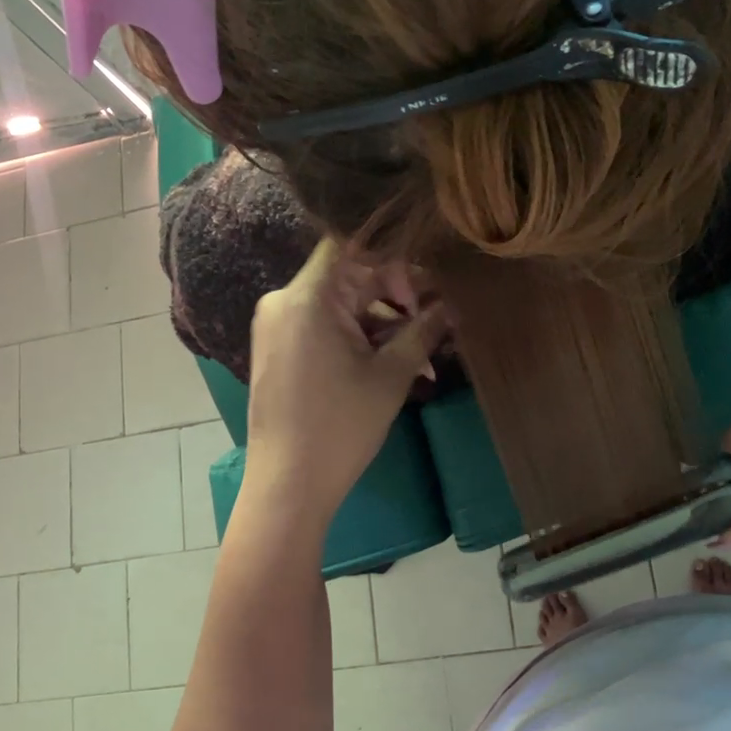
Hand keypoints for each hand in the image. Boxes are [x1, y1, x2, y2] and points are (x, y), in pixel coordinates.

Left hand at [244, 239, 447, 509]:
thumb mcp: (391, 375)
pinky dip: (360, 341)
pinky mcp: (281, 352)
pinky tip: (397, 367)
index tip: (430, 286)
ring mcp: (279, 327)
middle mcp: (285, 301)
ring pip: (342, 307)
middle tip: (440, 320)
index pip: (354, 245)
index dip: (397, 258)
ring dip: (385, 325)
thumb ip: (423, 330)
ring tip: (426, 359)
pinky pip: (326, 329)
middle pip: (350, 277)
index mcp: (308, 296)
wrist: (288, 485)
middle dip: (399, 297)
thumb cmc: (341, 426)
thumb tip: (451, 306)